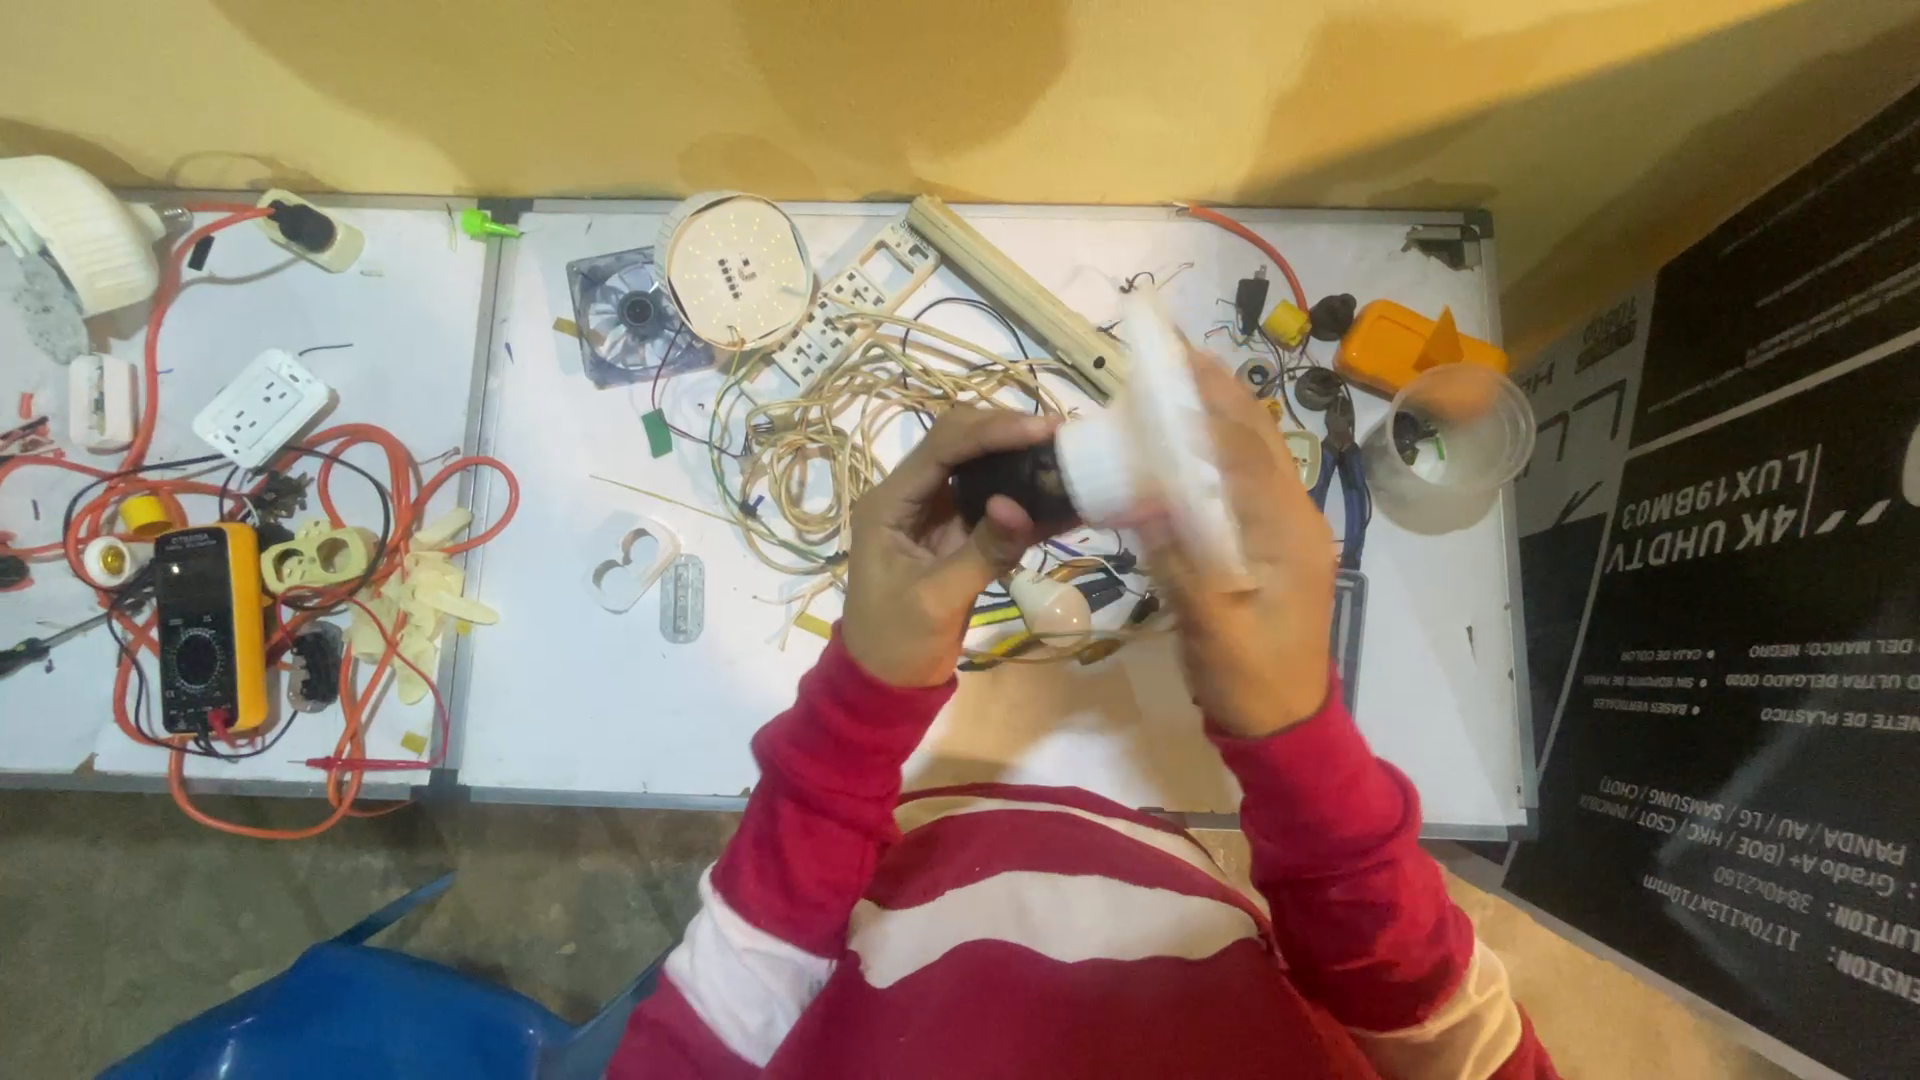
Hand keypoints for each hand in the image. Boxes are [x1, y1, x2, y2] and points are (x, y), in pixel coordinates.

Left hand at [842, 408, 1057, 687]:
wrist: (887, 680)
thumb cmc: (897, 640)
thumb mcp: (936, 599)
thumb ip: (981, 551)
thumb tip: (1019, 506)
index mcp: (890, 502)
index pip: (942, 447)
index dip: (992, 431)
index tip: (1042, 429)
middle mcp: (911, 496)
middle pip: (961, 444)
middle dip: (1009, 435)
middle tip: (1061, 437)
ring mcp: (936, 514)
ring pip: (981, 469)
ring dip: (1022, 463)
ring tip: (1068, 458)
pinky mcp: (959, 535)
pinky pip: (996, 507)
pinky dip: (1027, 503)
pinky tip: (1064, 502)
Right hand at [1139, 351, 1336, 738]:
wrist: (1282, 722)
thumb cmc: (1251, 678)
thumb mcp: (1215, 626)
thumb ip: (1181, 561)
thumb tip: (1142, 499)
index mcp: (1288, 531)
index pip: (1245, 452)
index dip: (1207, 408)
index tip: (1172, 368)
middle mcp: (1292, 518)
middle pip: (1256, 441)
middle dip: (1219, 396)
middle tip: (1177, 358)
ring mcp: (1281, 531)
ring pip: (1250, 459)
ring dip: (1216, 420)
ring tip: (1178, 387)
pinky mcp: (1264, 546)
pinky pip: (1237, 487)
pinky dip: (1209, 458)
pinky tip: (1179, 451)